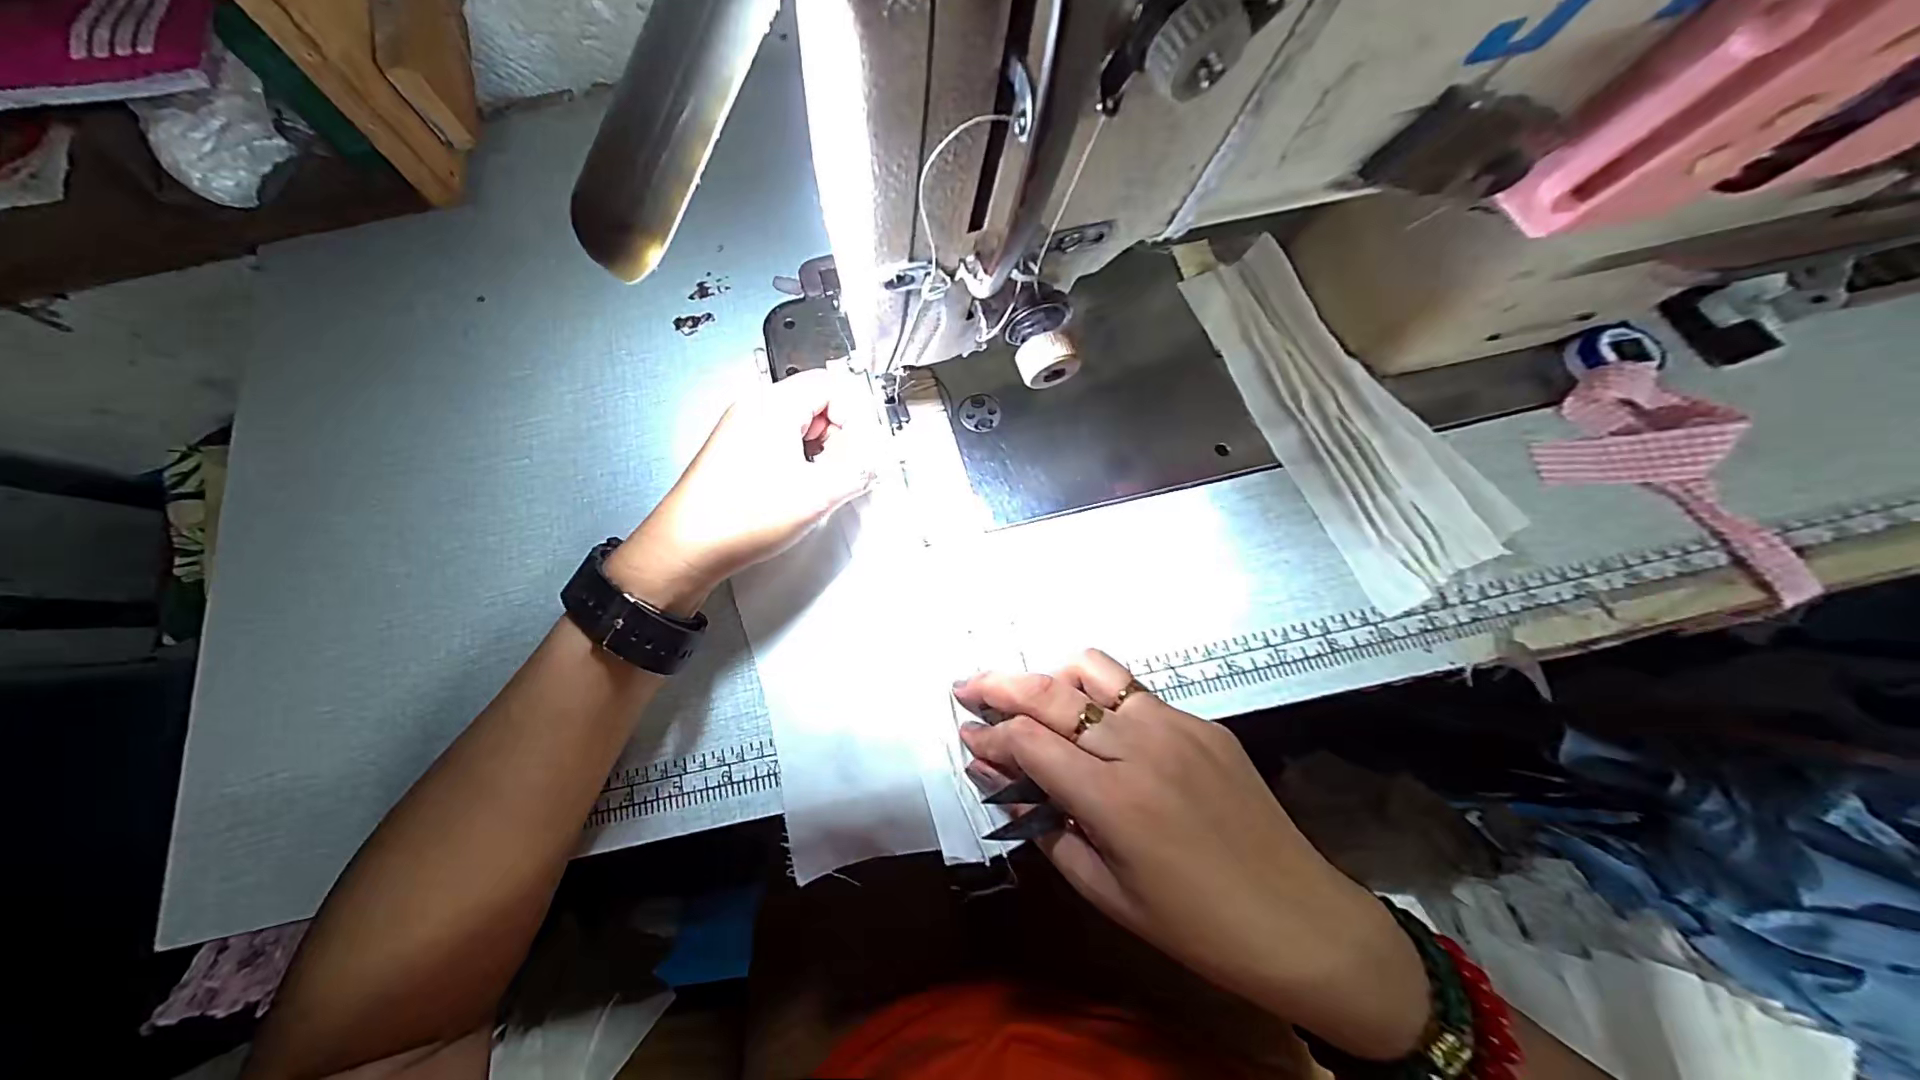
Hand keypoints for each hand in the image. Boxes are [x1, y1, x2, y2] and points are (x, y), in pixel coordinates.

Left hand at [607, 369, 880, 614]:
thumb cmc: (735, 518)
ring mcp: (743, 428)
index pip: (833, 384)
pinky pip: (781, 442)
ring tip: (815, 486)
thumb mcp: (818, 494)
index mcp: (774, 405)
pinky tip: (795, 492)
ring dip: (819, 453)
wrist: (688, 547)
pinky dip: (798, 462)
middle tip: (838, 471)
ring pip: (801, 425)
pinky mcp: (737, 451)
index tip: (860, 448)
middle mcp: (755, 408)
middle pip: (818, 403)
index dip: (855, 417)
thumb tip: (878, 459)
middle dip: (838, 437)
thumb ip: (860, 470)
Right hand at [955, 650, 1429, 1060]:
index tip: (967, 736)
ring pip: (1095, 670)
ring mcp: (1178, 725)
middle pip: (1052, 692)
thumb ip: (1046, 828)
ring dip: (1051, 676)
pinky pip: (1136, 692)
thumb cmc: (1194, 926)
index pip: (1029, 743)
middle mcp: (1142, 745)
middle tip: (969, 686)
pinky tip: (1093, 722)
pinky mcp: (1204, 722)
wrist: (1299, 921)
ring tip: (1029, 694)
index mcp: (1114, 798)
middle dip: (1001, 685)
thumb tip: (1005, 783)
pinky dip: (1099, 696)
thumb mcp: (1104, 891)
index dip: (989, 736)